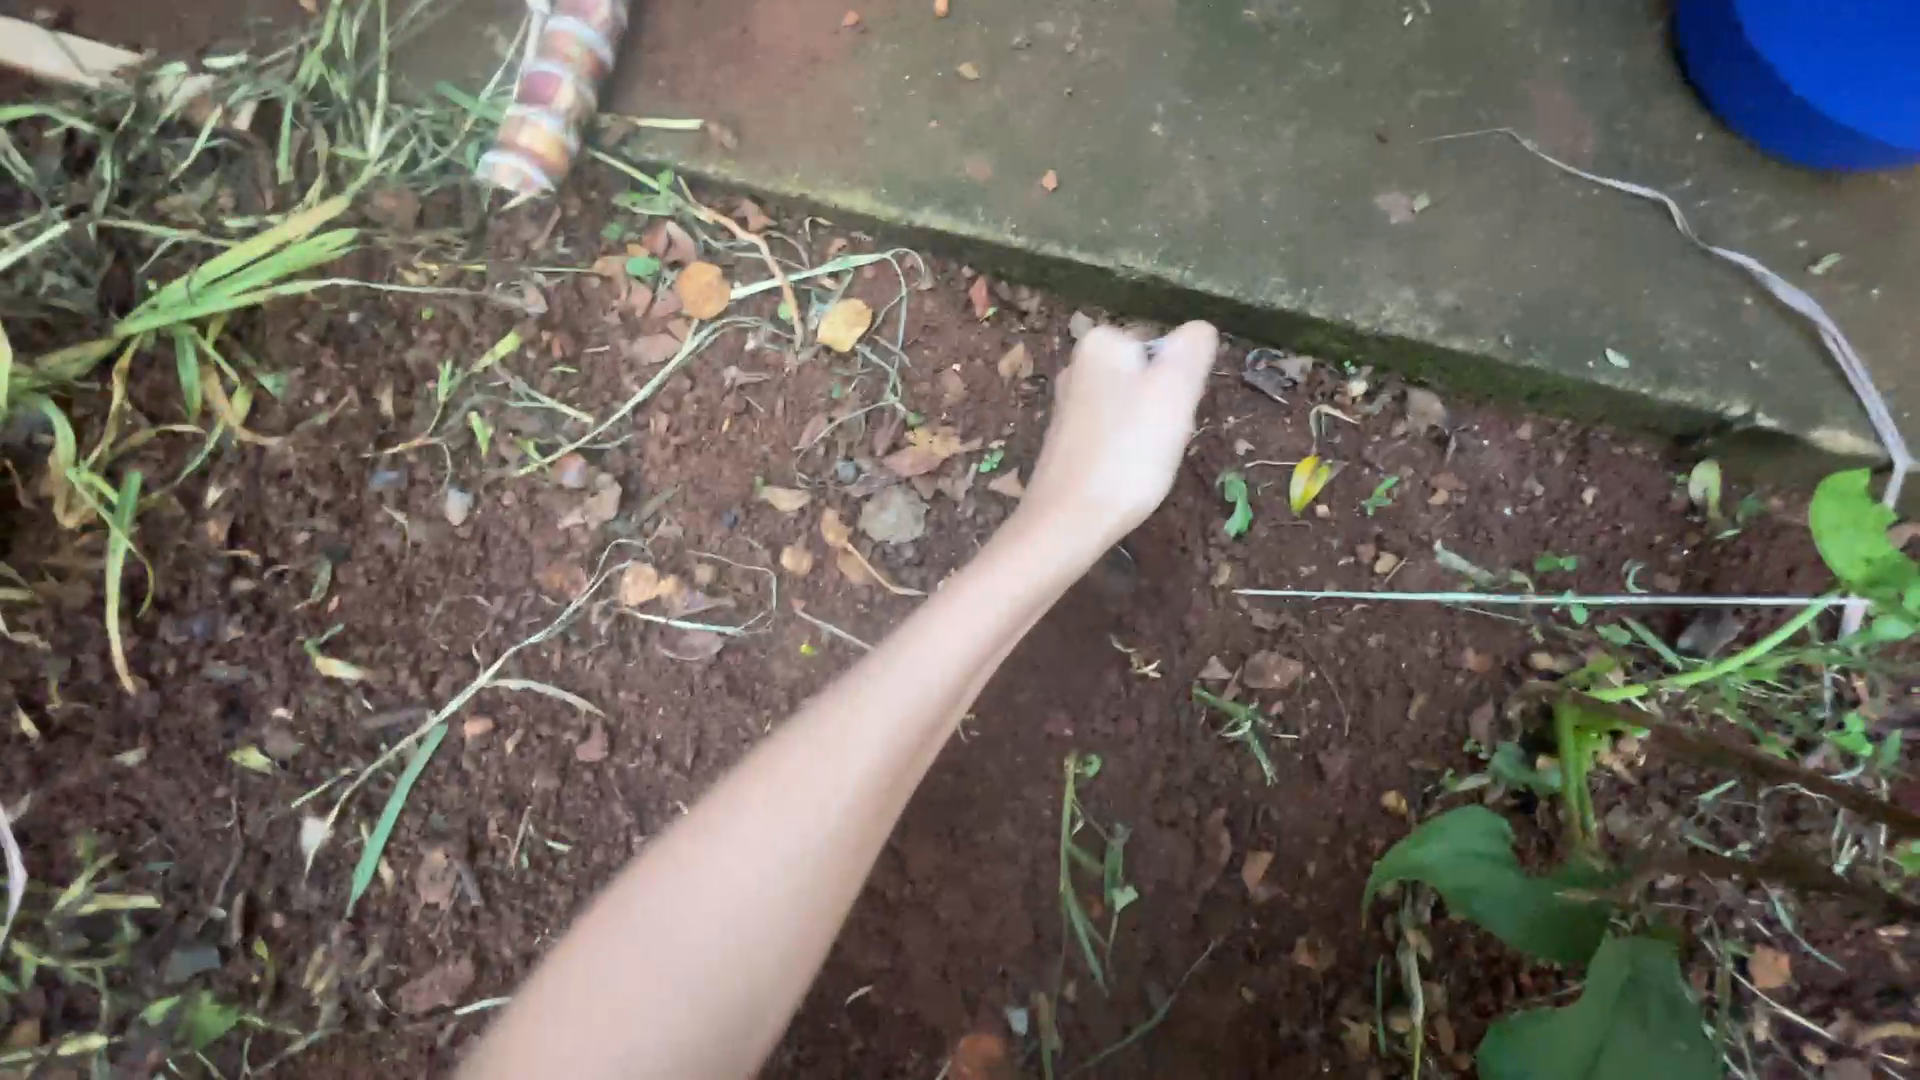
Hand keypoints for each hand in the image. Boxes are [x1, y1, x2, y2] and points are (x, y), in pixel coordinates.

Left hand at [1018, 320, 1217, 554]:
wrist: (1070, 519)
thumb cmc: (1129, 451)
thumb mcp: (1176, 388)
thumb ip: (1193, 348)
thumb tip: (1197, 330)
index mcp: (1099, 342)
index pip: (1166, 347)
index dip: (1179, 381)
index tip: (1172, 411)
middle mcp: (1076, 367)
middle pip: (1150, 378)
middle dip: (1164, 408)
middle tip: (1159, 439)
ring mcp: (1068, 406)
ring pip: (1135, 409)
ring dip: (1148, 434)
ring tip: (1141, 460)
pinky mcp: (1067, 441)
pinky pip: (1115, 437)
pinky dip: (1126, 453)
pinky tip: (1123, 475)